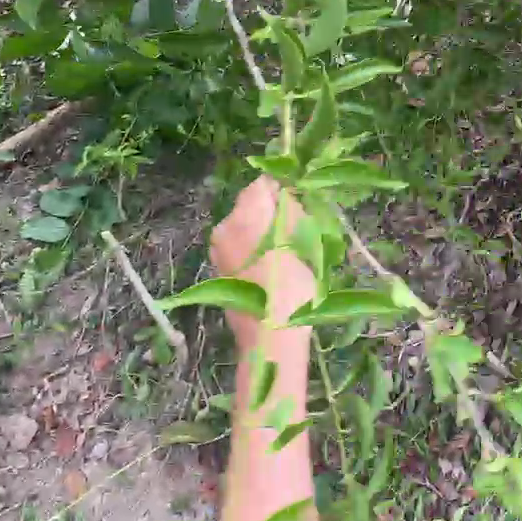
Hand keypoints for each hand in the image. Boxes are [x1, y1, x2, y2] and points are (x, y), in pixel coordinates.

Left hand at [209, 176, 317, 347]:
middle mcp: (225, 227)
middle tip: (296, 229)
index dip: (281, 191)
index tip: (299, 205)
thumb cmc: (292, 286)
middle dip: (272, 210)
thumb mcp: (303, 241)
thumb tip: (285, 192)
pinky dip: (253, 246)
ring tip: (285, 250)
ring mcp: (218, 249)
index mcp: (245, 216)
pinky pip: (238, 243)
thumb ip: (291, 210)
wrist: (270, 336)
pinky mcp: (219, 266)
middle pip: (251, 203)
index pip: (262, 184)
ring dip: (263, 229)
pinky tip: (271, 265)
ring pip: (244, 224)